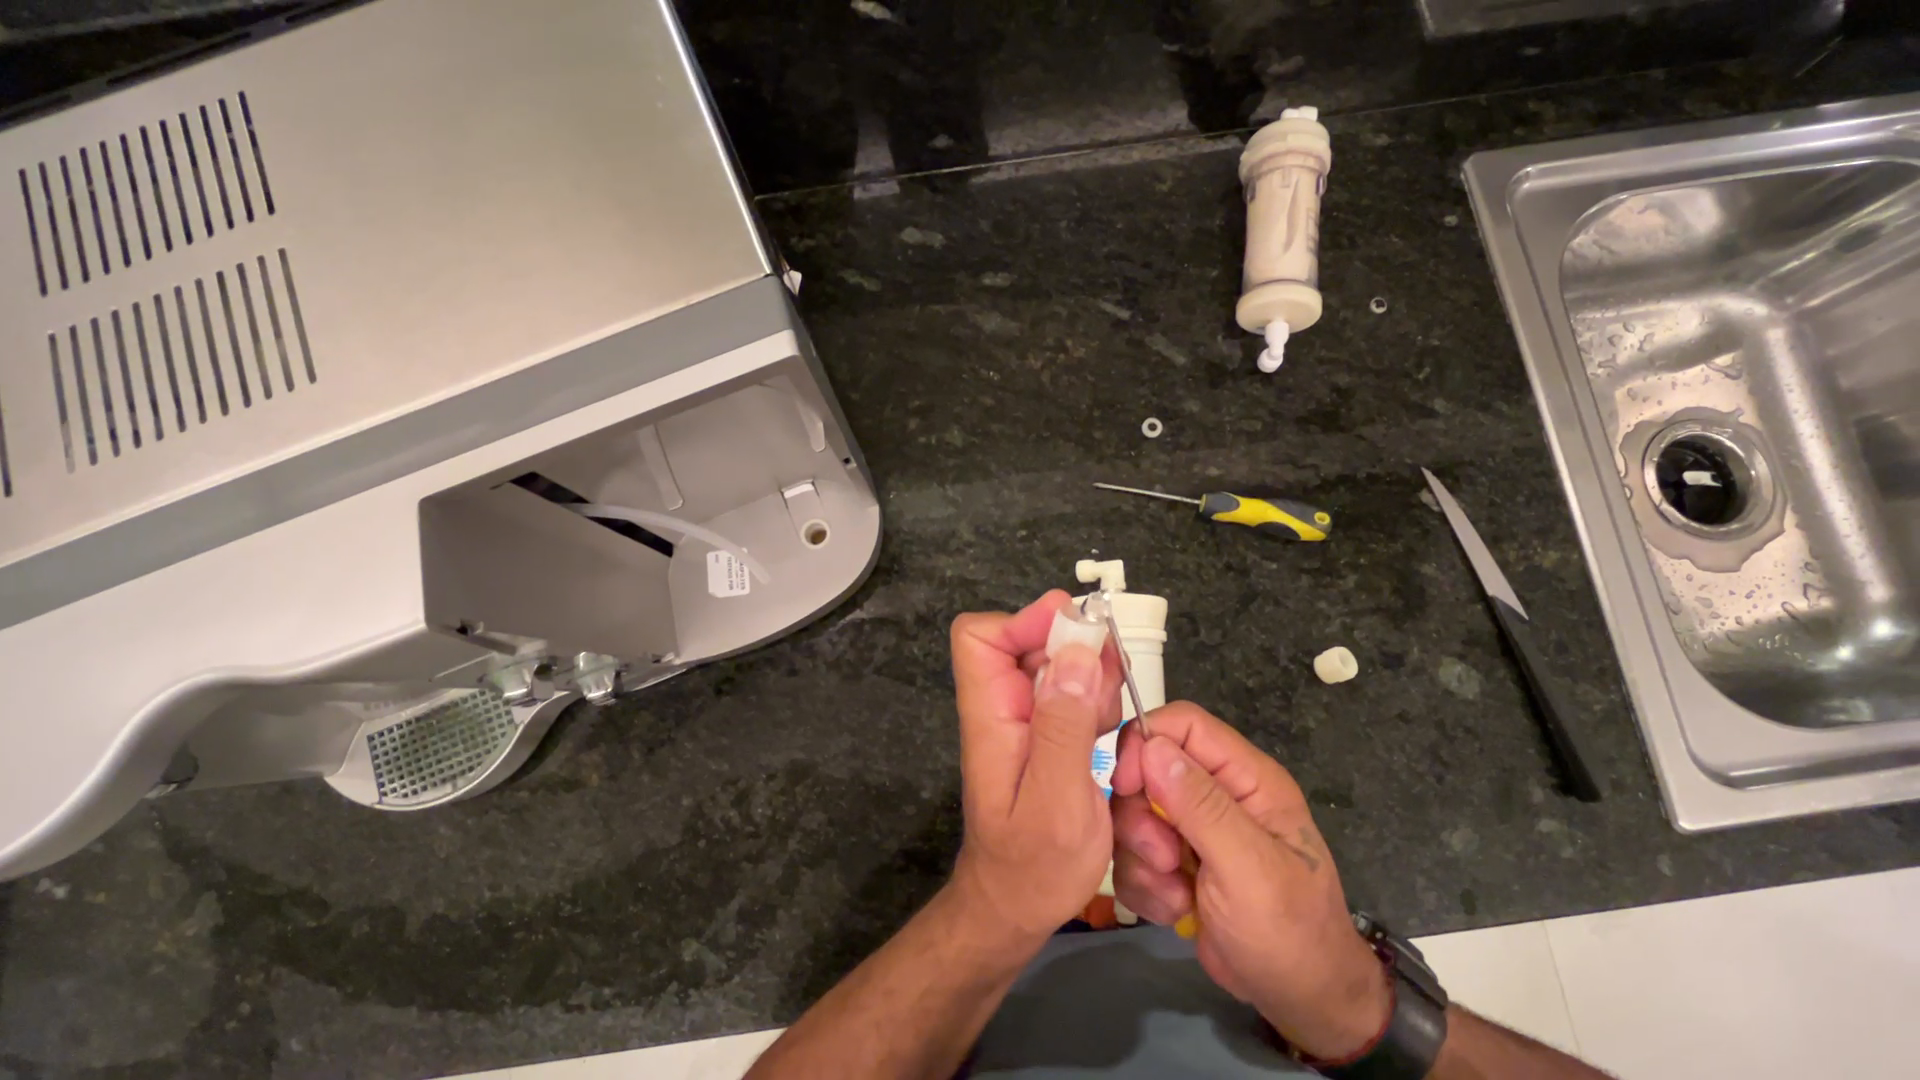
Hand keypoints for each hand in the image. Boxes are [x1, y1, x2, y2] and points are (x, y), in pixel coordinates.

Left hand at [947, 591, 1123, 944]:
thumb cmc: (1033, 866)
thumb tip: (1074, 650)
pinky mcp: (1048, 738)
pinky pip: (1073, 696)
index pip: (981, 637)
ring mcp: (1026, 724)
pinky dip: (1098, 702)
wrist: (1016, 910)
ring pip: (1057, 666)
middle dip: (1076, 650)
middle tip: (1110, 688)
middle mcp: (1004, 710)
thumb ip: (1064, 726)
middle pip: (1028, 643)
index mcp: (991, 717)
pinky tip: (1112, 737)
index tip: (1077, 634)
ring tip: (1111, 723)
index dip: (1024, 622)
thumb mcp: (1056, 800)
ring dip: (1093, 678)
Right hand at [1110, 703, 1391, 1060]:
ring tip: (1176, 895)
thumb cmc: (1289, 931)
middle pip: (1147, 771)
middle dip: (1142, 820)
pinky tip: (1173, 909)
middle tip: (1163, 859)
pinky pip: (1134, 857)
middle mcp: (1217, 795)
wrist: (1299, 1000)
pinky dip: (1144, 886)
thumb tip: (1151, 745)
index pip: (1184, 725)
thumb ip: (1201, 806)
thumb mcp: (1249, 868)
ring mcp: (1193, 831)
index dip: (1145, 744)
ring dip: (1143, 861)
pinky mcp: (1174, 866)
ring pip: (1133, 818)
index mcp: (1246, 779)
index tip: (1127, 785)